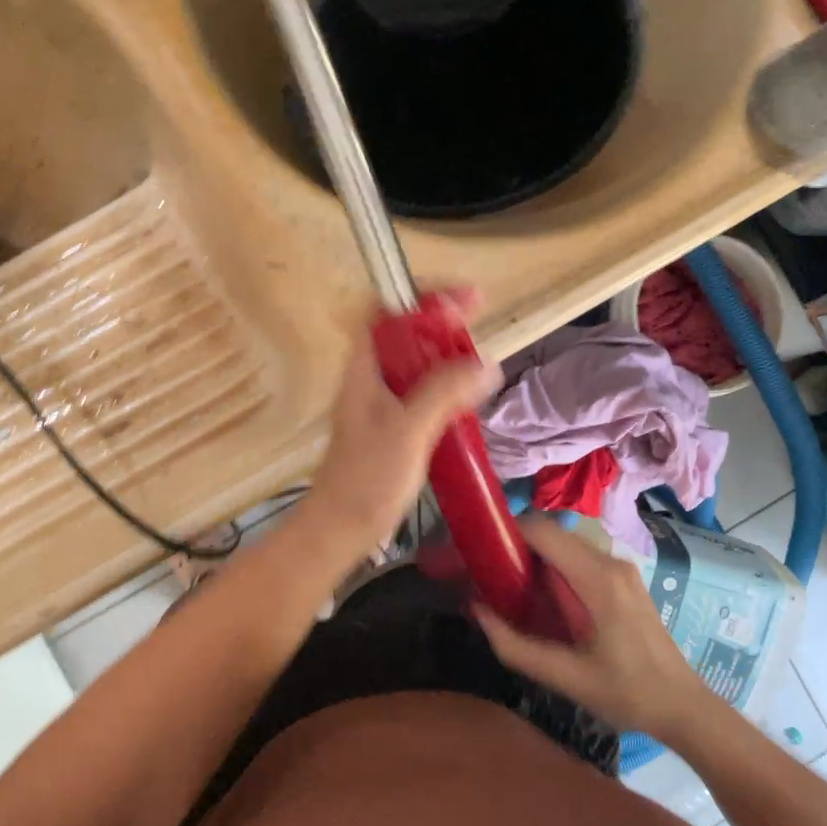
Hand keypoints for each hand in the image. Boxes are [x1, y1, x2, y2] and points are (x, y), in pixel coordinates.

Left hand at [298, 292, 501, 560]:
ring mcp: (379, 403)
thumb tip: (487, 363)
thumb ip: (444, 393)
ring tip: (480, 363)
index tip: (463, 299)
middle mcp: (368, 379)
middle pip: (403, 332)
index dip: (420, 296)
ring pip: (414, 363)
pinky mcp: (391, 427)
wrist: (339, 529)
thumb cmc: (366, 480)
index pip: (382, 310)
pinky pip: (420, 392)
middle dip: (441, 324)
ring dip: (445, 356)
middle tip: (478, 327)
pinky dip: (444, 387)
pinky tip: (467, 401)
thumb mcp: (408, 431)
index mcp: (363, 369)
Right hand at [473, 517, 714, 739]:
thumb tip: (475, 610)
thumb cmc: (628, 693)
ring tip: (506, 587)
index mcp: (598, 578)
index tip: (478, 554)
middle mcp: (610, 562)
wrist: (685, 708)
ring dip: (532, 558)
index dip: (505, 534)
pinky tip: (540, 599)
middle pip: (550, 534)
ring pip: (563, 545)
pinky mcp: (623, 580)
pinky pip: (577, 559)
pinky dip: (551, 568)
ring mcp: (620, 569)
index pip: (541, 530)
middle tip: (485, 574)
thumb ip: (515, 645)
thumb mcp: (566, 677)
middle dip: (513, 547)